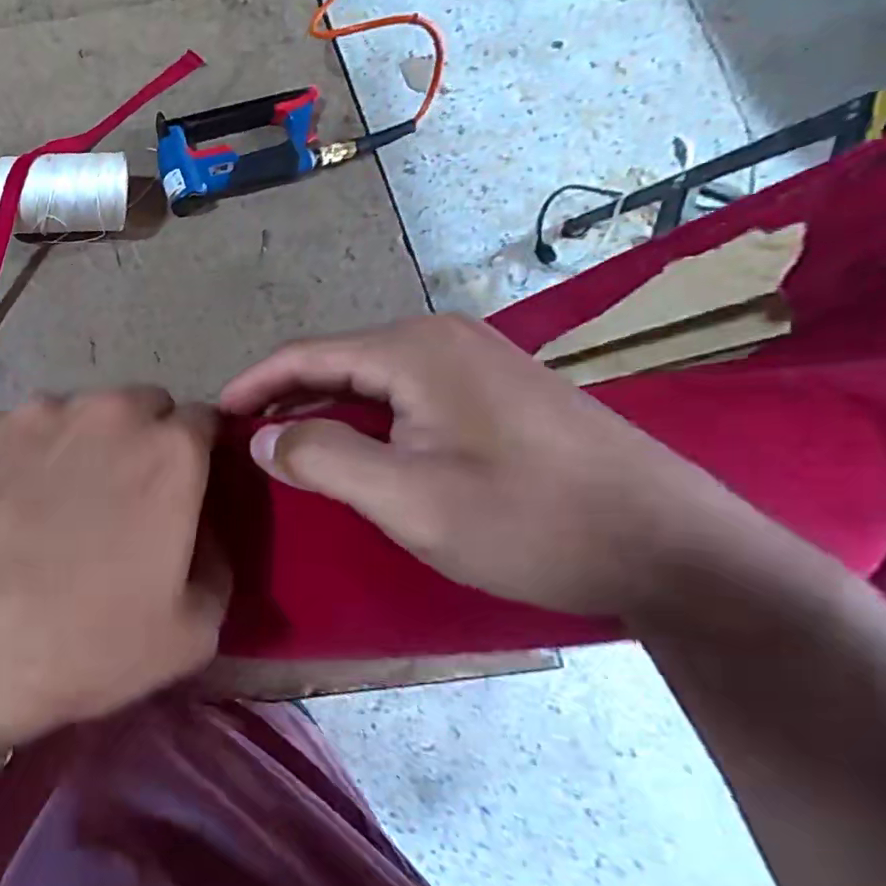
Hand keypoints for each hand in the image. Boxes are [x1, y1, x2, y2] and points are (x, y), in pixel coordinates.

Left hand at [0, 387, 227, 747]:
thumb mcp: (191, 631)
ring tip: (64, 496)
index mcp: (171, 450)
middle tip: (126, 495)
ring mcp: (44, 411)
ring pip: (88, 412)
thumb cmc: (84, 640)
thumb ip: (219, 561)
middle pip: (147, 407)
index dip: (199, 455)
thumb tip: (205, 527)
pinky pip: (32, 426)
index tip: (185, 489)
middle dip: (148, 440)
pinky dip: (37, 449)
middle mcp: (112, 412)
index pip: (205, 421)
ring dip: (91, 441)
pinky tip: (16, 496)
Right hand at [220, 315, 781, 617]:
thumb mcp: (410, 498)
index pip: (306, 354)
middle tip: (241, 437)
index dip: (253, 384)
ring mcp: (474, 360)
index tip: (212, 416)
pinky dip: (363, 415)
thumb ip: (323, 459)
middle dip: (283, 396)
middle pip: (336, 360)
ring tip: (282, 443)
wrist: (673, 547)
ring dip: (321, 407)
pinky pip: (404, 391)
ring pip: (370, 377)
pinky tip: (352, 445)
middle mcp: (440, 338)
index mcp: (414, 350)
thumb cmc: (531, 521)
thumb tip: (261, 437)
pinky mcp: (495, 389)